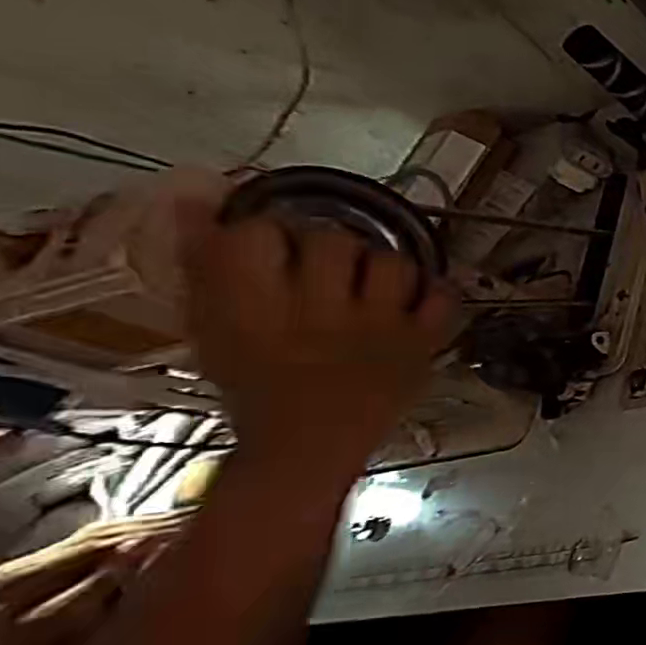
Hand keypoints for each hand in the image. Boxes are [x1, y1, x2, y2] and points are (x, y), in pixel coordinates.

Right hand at [178, 203, 455, 473]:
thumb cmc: (258, 384)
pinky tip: (416, 297)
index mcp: (254, 310)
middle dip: (326, 245)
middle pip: (333, 240)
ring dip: (382, 265)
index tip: (270, 245)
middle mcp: (321, 313)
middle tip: (323, 267)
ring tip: (369, 285)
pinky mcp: (424, 343)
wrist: (310, 445)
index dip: (265, 230)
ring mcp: (381, 327)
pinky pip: (443, 298)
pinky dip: (436, 291)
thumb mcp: (214, 328)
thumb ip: (207, 264)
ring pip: (393, 262)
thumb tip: (202, 198)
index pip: (259, 234)